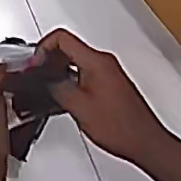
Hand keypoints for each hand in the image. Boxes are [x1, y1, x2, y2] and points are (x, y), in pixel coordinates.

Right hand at [38, 29, 180, 168]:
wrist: (146, 143)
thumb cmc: (122, 127)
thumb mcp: (78, 107)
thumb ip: (57, 88)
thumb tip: (45, 80)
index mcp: (96, 62)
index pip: (62, 38)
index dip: (43, 48)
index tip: (35, 63)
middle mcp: (105, 62)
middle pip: (69, 47)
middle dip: (49, 59)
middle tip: (38, 74)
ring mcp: (109, 72)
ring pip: (77, 60)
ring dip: (60, 70)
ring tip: (50, 87)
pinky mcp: (111, 83)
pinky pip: (86, 72)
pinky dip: (72, 78)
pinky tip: (66, 96)